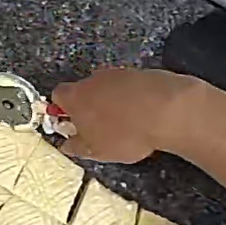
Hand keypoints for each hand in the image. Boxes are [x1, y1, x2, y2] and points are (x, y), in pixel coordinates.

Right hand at [50, 68, 203, 162]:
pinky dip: (134, 99)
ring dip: (113, 103)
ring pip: (109, 88)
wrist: (167, 110)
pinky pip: (131, 87)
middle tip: (99, 129)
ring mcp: (119, 74)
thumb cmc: (124, 133)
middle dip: (90, 107)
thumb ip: (76, 146)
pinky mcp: (142, 73)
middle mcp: (94, 79)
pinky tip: (144, 117)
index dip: (62, 109)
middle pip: (84, 90)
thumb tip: (67, 145)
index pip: (58, 95)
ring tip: (126, 125)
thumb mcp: (95, 151)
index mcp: (75, 97)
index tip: (71, 123)